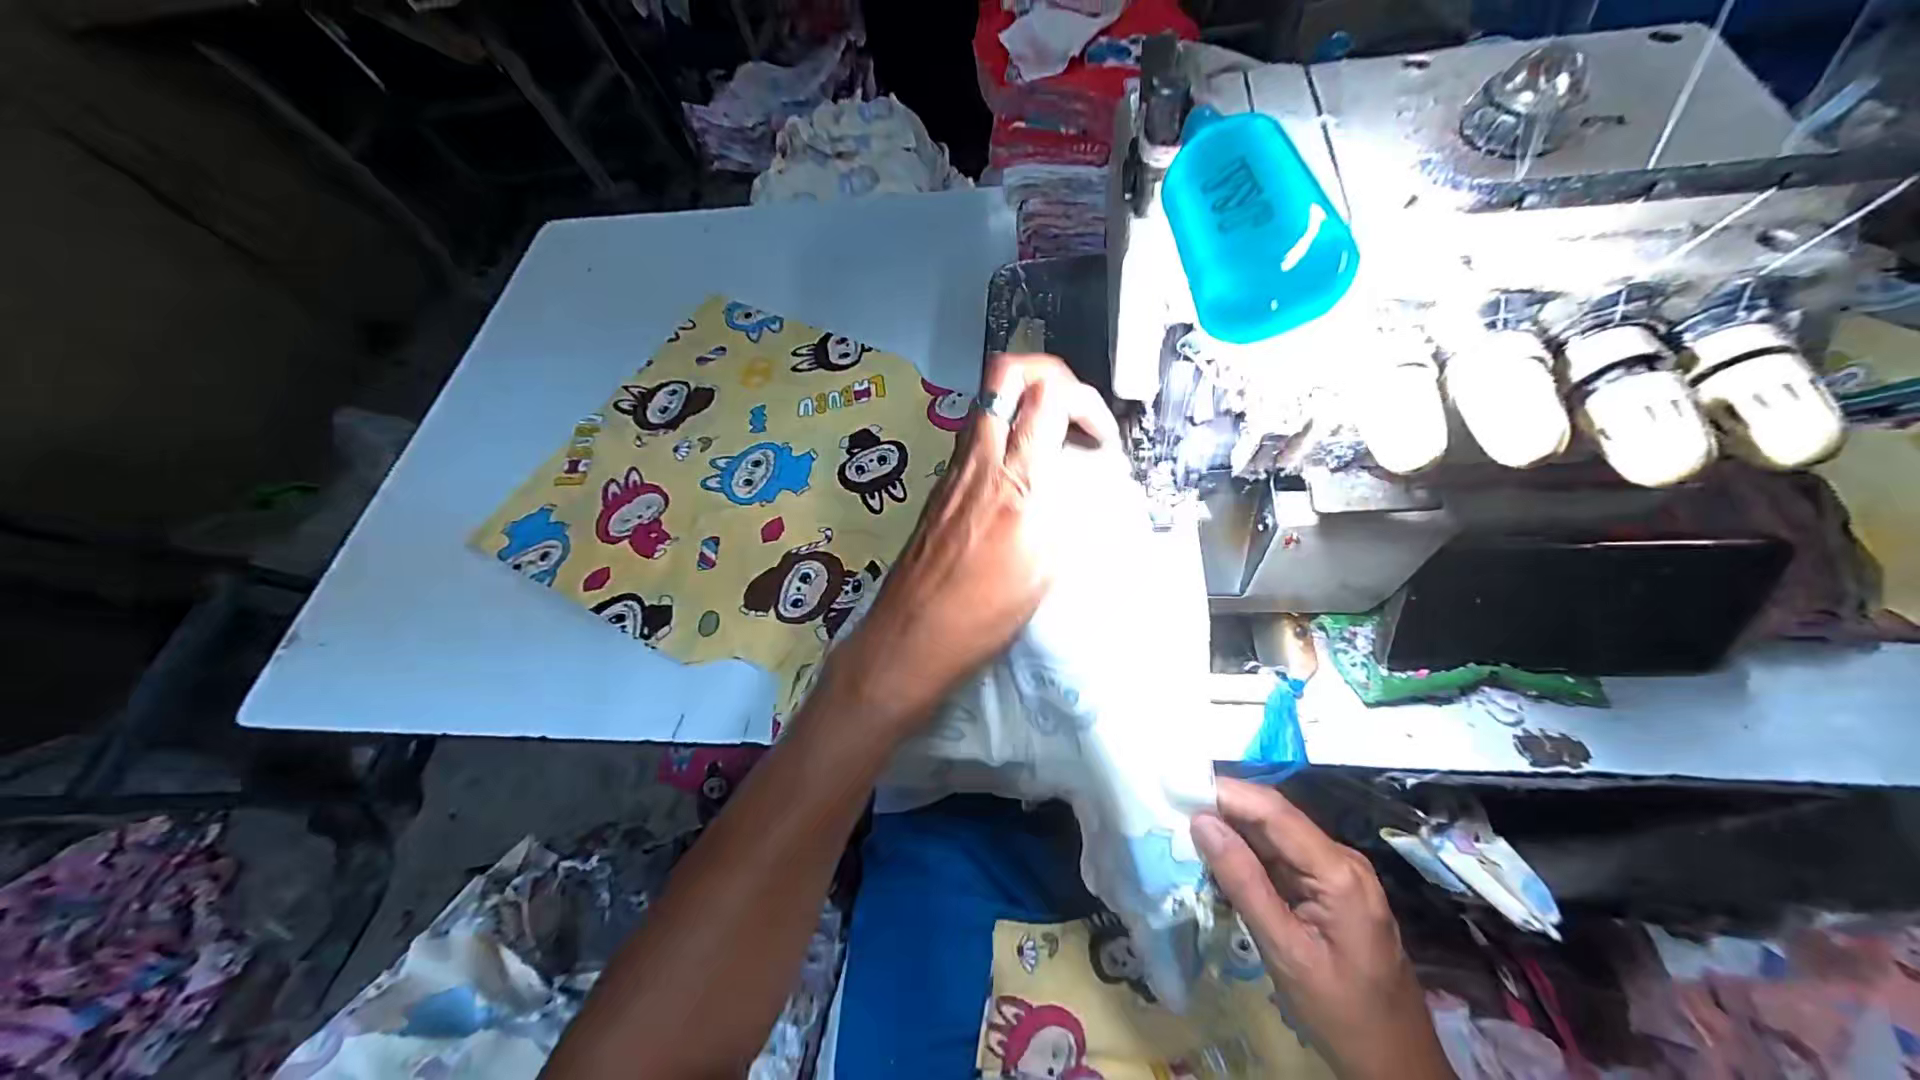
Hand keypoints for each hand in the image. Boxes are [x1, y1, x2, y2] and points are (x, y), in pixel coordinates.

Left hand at [828, 353, 1117, 722]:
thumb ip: (1065, 512)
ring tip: (1050, 440)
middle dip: (1048, 374)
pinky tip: (1021, 473)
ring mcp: (954, 469)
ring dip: (1024, 403)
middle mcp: (979, 460)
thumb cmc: (982, 614)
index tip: (1099, 436)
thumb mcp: (1044, 568)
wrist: (912, 635)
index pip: (1048, 396)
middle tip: (1071, 408)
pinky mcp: (940, 485)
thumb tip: (1077, 483)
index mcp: (1014, 481)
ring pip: (987, 401)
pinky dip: (1004, 433)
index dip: (1086, 400)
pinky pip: (975, 436)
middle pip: (1006, 372)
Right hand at [1192, 778, 1452, 1079]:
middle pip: (1274, 818)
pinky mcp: (1327, 889)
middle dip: (1223, 809)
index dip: (1226, 792)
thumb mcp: (1285, 951)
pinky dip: (1247, 857)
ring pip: (1274, 836)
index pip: (1274, 812)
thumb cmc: (1342, 1014)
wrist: (1397, 1064)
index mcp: (1338, 871)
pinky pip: (1280, 859)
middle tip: (1172, 809)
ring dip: (1231, 832)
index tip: (1178, 788)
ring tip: (1184, 831)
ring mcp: (1336, 873)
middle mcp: (1340, 859)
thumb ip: (1243, 882)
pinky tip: (1216, 863)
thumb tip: (1202, 823)